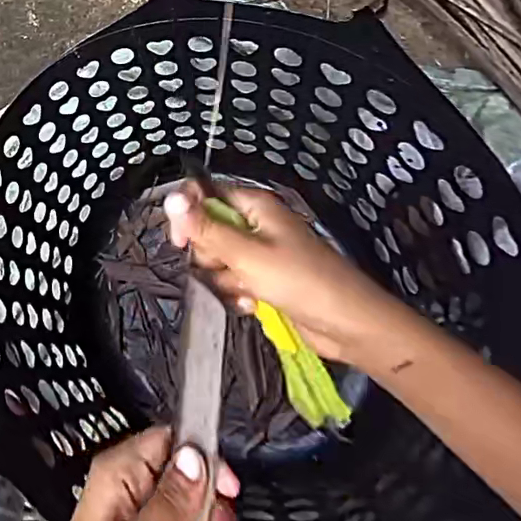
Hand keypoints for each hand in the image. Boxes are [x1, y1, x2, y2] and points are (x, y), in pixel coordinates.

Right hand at [163, 180, 415, 363]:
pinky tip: (253, 304)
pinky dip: (237, 293)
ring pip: (216, 260)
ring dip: (224, 279)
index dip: (188, 214)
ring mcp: (260, 252)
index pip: (204, 194)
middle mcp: (255, 224)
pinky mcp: (263, 279)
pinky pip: (231, 280)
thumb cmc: (301, 281)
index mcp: (254, 206)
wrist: (350, 326)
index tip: (181, 240)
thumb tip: (170, 198)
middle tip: (227, 266)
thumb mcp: (246, 254)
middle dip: (209, 254)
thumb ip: (205, 228)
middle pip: (206, 230)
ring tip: (247, 289)